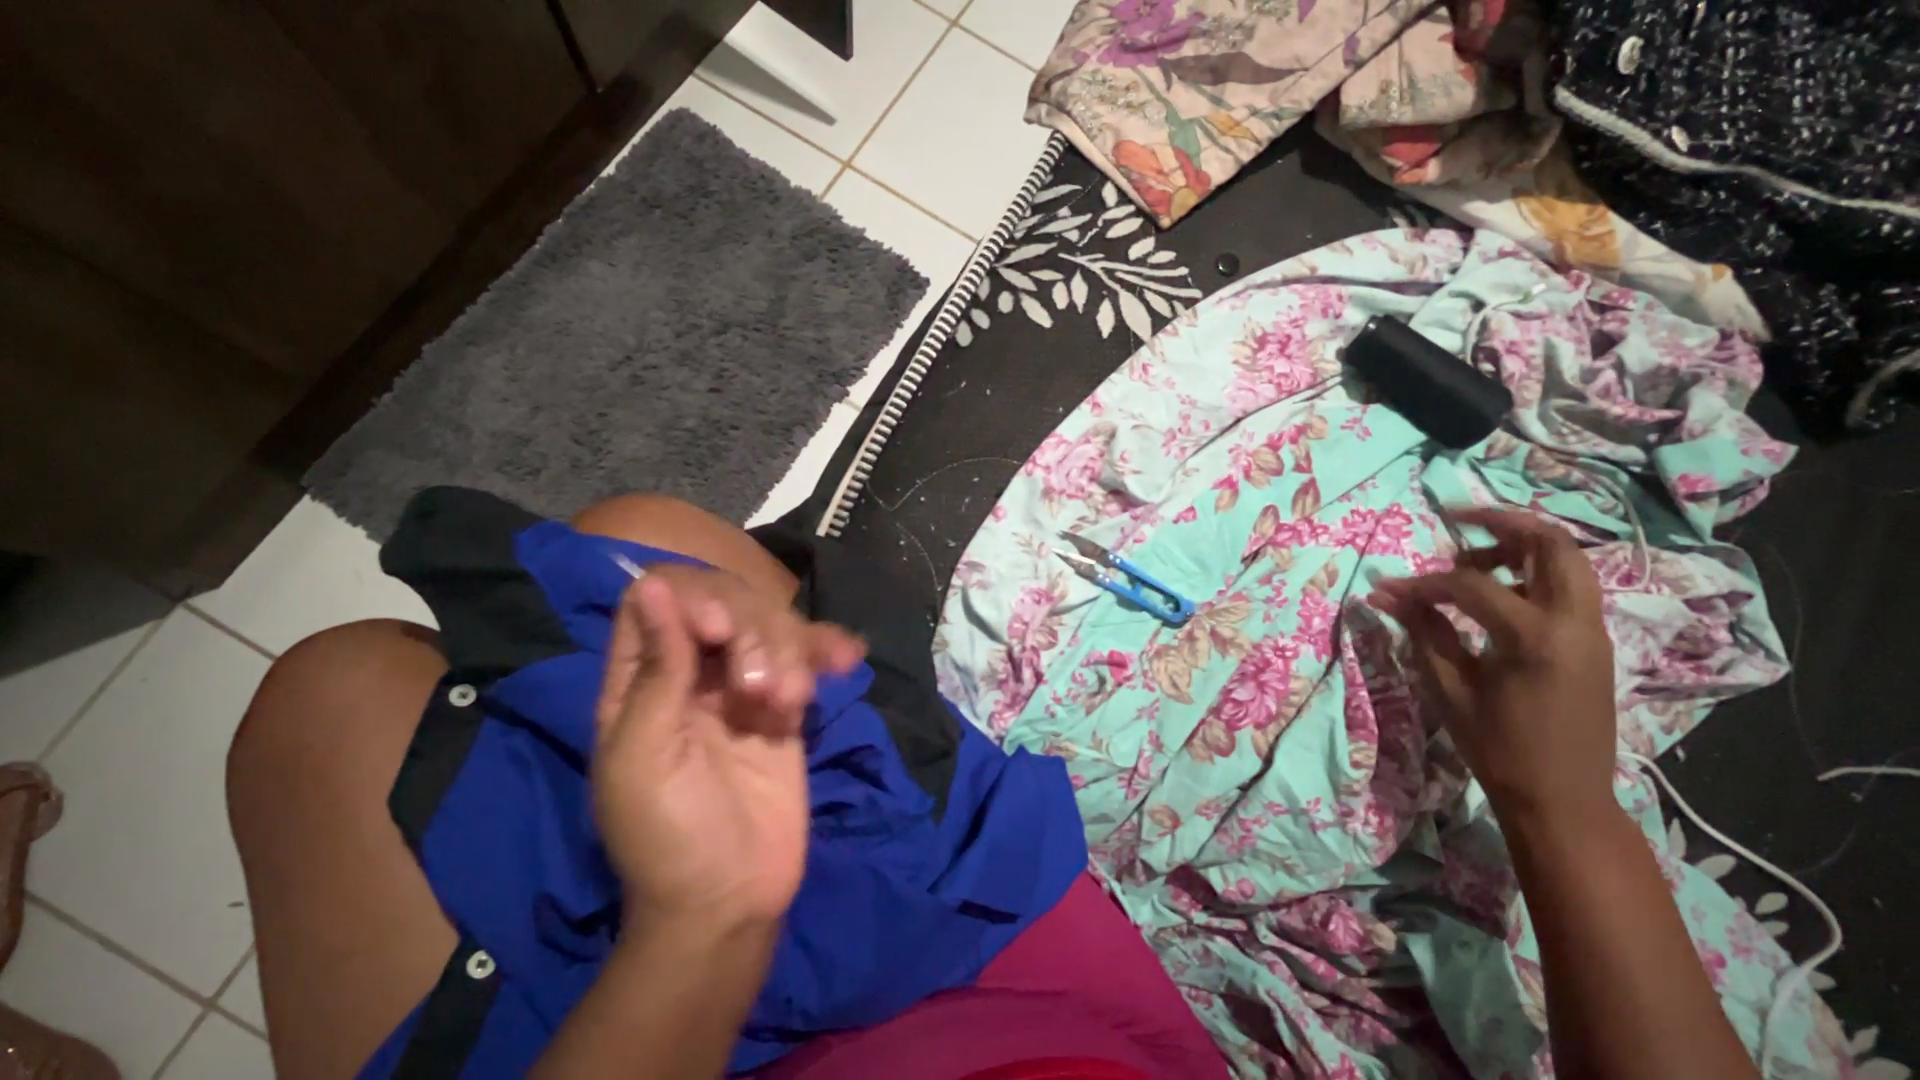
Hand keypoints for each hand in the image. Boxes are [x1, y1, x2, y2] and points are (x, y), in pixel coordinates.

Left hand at [592, 565, 862, 930]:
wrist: (727, 901)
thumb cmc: (666, 836)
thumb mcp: (642, 756)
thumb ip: (656, 672)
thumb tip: (653, 586)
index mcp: (638, 680)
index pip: (657, 598)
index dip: (690, 597)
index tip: (718, 630)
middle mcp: (690, 673)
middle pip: (723, 601)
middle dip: (750, 630)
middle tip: (759, 688)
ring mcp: (741, 690)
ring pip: (770, 625)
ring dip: (788, 652)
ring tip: (789, 704)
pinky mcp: (785, 711)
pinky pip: (807, 661)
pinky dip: (827, 651)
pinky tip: (846, 659)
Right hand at [1368, 508, 1617, 821]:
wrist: (1563, 798)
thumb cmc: (1498, 748)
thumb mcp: (1450, 689)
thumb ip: (1424, 631)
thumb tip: (1386, 593)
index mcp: (1534, 636)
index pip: (1471, 585)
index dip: (1426, 582)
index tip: (1392, 590)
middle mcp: (1574, 620)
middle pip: (1550, 543)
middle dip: (1502, 524)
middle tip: (1459, 522)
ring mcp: (1592, 629)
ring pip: (1569, 559)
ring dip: (1524, 546)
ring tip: (1477, 560)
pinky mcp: (1595, 641)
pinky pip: (1572, 585)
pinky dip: (1538, 571)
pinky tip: (1502, 591)